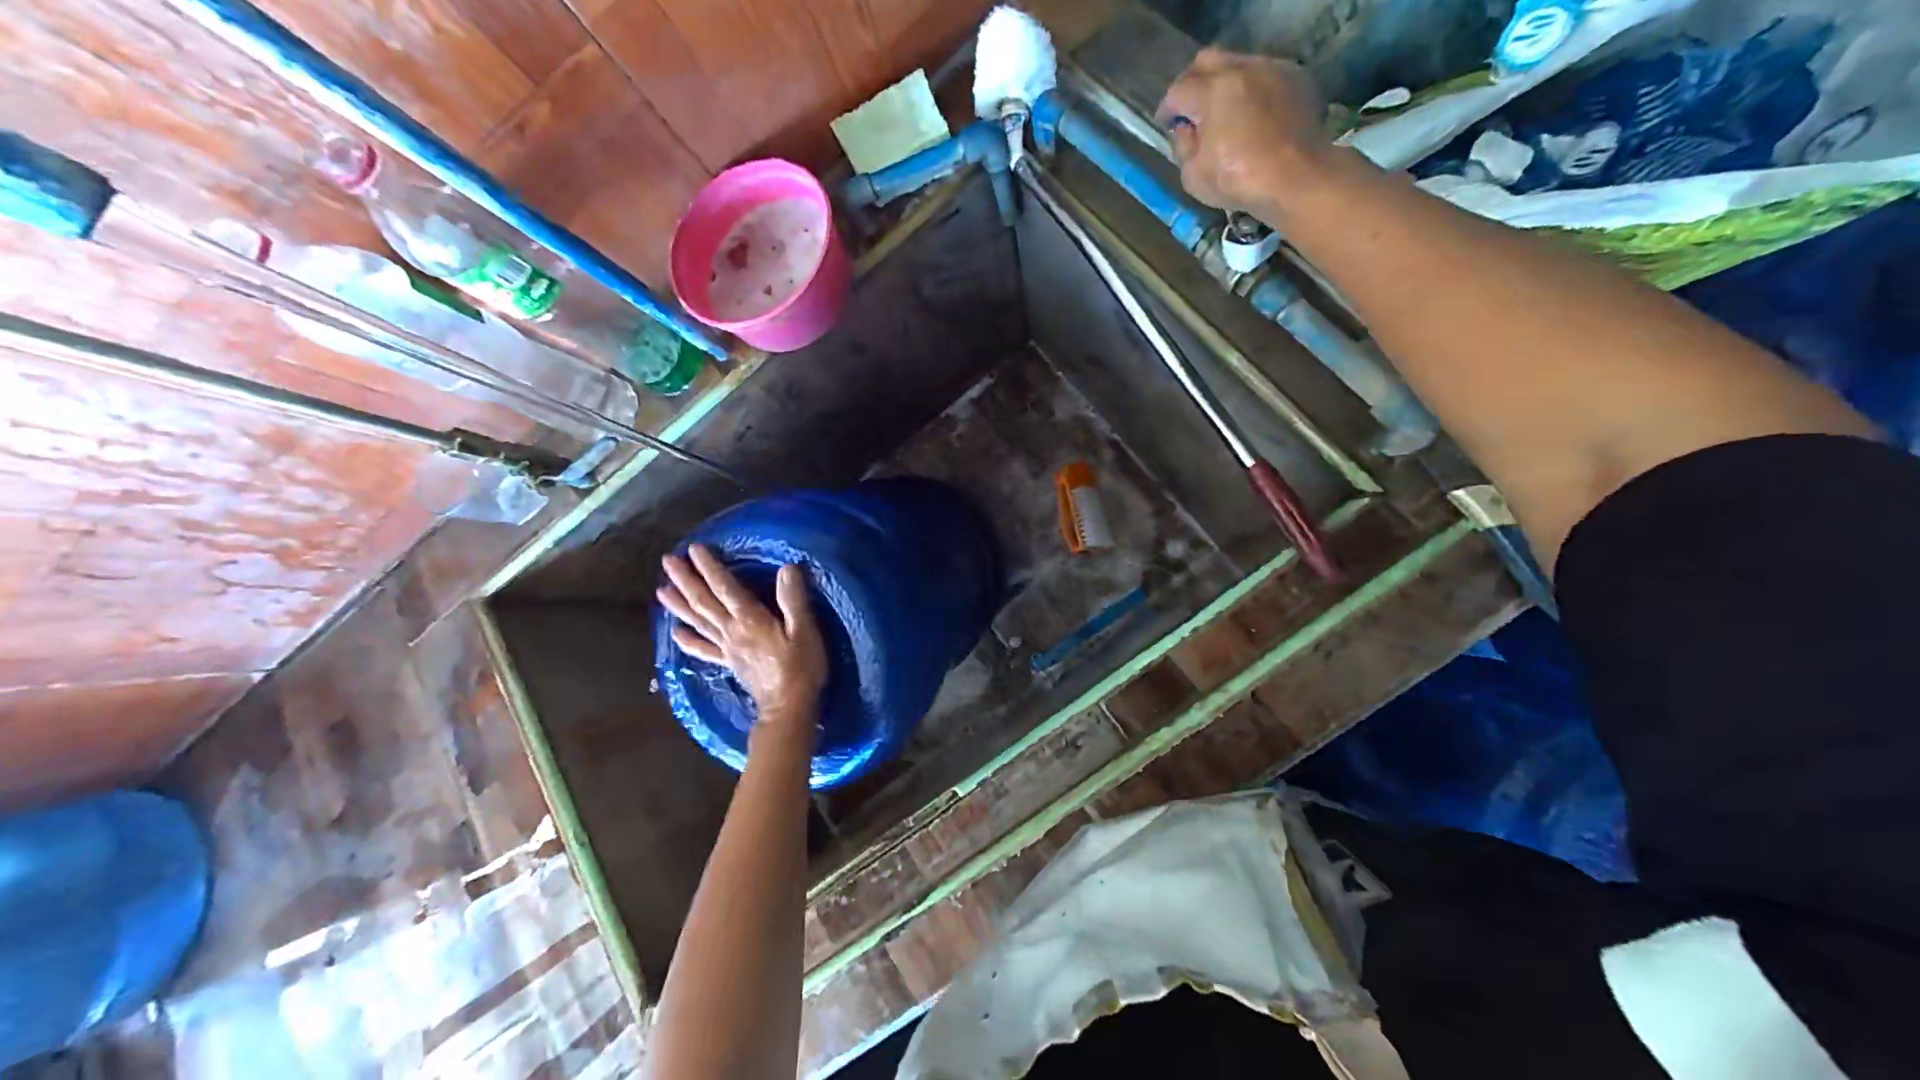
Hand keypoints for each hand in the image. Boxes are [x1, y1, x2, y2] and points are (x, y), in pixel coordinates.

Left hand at [659, 545, 827, 732]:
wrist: (788, 707)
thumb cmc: (801, 667)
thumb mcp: (804, 631)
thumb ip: (793, 600)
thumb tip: (787, 568)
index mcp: (750, 620)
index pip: (725, 588)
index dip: (710, 567)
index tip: (694, 548)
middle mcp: (732, 631)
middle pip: (704, 603)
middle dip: (686, 580)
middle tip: (667, 562)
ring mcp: (727, 649)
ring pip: (698, 622)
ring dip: (679, 605)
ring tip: (662, 590)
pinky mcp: (729, 663)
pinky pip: (704, 650)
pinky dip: (688, 640)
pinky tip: (675, 632)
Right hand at [1156, 48, 1331, 217]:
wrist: (1297, 179)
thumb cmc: (1239, 181)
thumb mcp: (1193, 175)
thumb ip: (1182, 147)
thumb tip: (1185, 130)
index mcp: (1212, 92)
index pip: (1178, 91)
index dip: (1167, 109)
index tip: (1165, 124)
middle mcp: (1242, 70)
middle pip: (1206, 61)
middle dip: (1192, 82)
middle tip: (1190, 107)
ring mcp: (1272, 70)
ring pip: (1238, 64)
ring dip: (1224, 84)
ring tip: (1223, 110)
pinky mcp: (1296, 78)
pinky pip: (1265, 74)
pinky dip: (1252, 90)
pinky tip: (1251, 113)